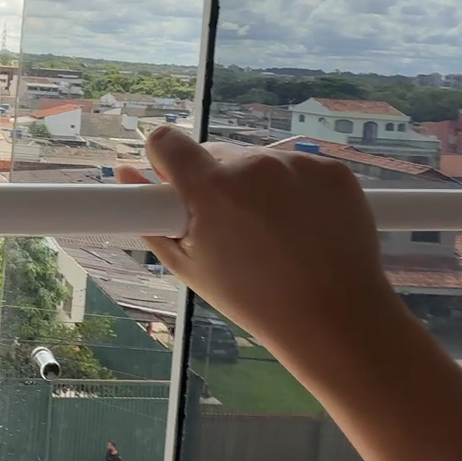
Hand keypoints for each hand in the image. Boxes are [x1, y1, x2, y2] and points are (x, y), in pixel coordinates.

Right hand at [118, 127, 404, 361]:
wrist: (338, 319)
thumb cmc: (252, 298)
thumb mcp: (187, 264)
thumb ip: (150, 216)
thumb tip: (123, 173)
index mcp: (210, 187)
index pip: (166, 141)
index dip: (163, 161)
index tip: (173, 184)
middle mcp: (252, 164)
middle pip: (214, 153)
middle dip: (213, 180)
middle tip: (228, 224)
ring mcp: (297, 163)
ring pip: (256, 160)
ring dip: (254, 184)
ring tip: (272, 230)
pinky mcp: (333, 169)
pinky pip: (296, 165)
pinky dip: (293, 187)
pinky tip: (303, 224)